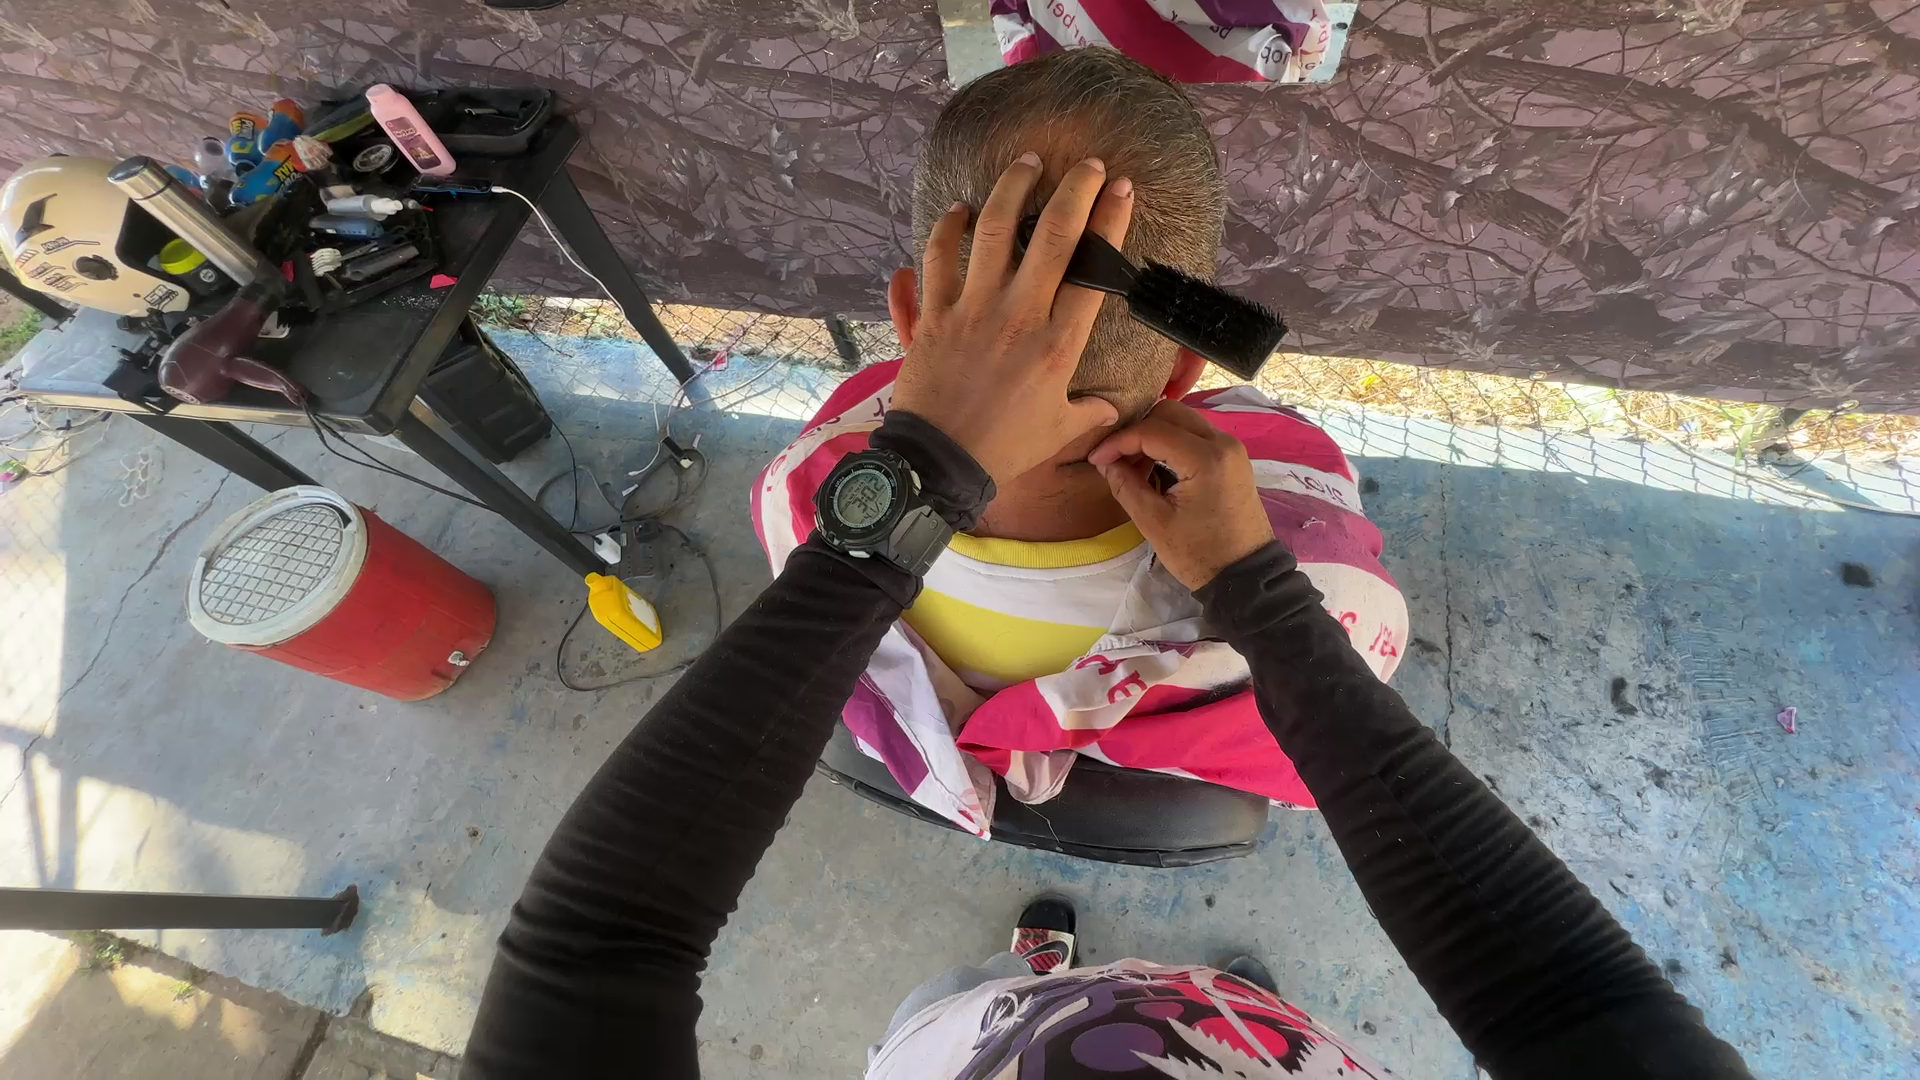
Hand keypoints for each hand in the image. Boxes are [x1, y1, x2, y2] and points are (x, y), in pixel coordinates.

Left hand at [890, 152, 1131, 484]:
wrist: (940, 462)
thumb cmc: (1004, 449)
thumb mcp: (1058, 432)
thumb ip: (1090, 411)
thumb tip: (1113, 407)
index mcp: (1058, 344)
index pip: (1093, 270)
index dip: (1112, 221)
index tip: (1123, 188)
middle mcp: (1020, 314)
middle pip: (1053, 233)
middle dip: (1076, 189)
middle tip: (1088, 165)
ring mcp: (973, 309)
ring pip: (994, 229)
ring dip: (1012, 187)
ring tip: (1027, 163)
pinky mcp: (934, 313)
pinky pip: (939, 256)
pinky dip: (947, 228)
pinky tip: (959, 210)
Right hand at [1088, 401, 1277, 589]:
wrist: (1245, 574)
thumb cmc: (1199, 554)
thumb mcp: (1153, 522)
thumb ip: (1126, 486)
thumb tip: (1105, 462)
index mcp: (1206, 458)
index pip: (1152, 431)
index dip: (1118, 442)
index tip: (1096, 459)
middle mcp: (1223, 442)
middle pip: (1170, 412)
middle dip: (1137, 430)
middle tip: (1115, 457)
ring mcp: (1231, 448)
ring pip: (1183, 420)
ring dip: (1153, 434)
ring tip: (1132, 464)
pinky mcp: (1232, 457)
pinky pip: (1195, 434)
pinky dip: (1171, 442)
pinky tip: (1154, 465)